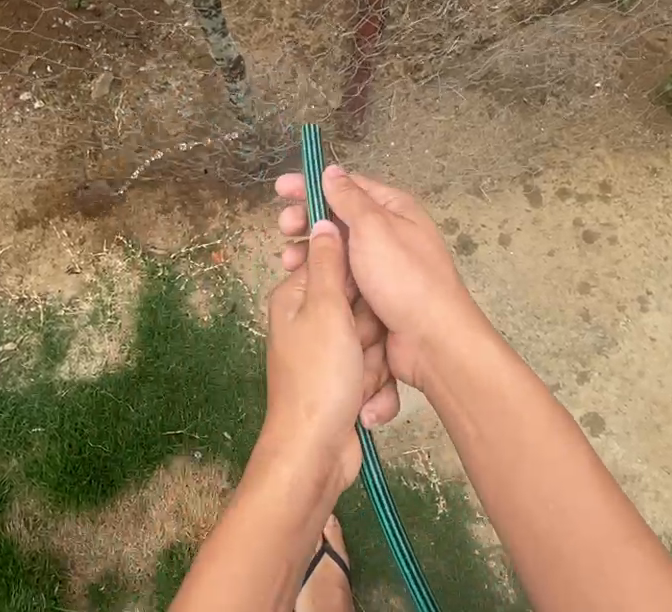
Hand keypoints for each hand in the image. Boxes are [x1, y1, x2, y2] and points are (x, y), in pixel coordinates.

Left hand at [261, 219, 386, 500]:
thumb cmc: (318, 375)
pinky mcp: (343, 381)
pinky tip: (366, 405)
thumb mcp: (325, 309)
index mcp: (296, 295)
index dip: (359, 277)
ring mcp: (327, 353)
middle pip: (359, 302)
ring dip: (375, 362)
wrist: (315, 452)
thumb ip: (328, 263)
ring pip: (371, 337)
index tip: (372, 294)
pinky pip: (371, 369)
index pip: (334, 261)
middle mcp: (309, 319)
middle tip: (363, 348)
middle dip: (372, 329)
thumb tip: (323, 220)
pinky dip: (374, 387)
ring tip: (362, 382)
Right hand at [276, 166, 489, 390]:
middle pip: (339, 218)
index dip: (313, 185)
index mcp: (393, 209)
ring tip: (289, 262)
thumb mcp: (373, 228)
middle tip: (284, 229)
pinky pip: (341, 277)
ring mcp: (381, 267)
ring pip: (337, 250)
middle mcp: (388, 233)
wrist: (433, 342)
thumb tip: (331, 171)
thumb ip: (349, 198)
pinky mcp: (373, 296)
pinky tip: (305, 282)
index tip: (282, 189)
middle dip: (308, 220)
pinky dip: (322, 275)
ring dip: (310, 251)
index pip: (347, 187)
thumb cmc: (404, 278)